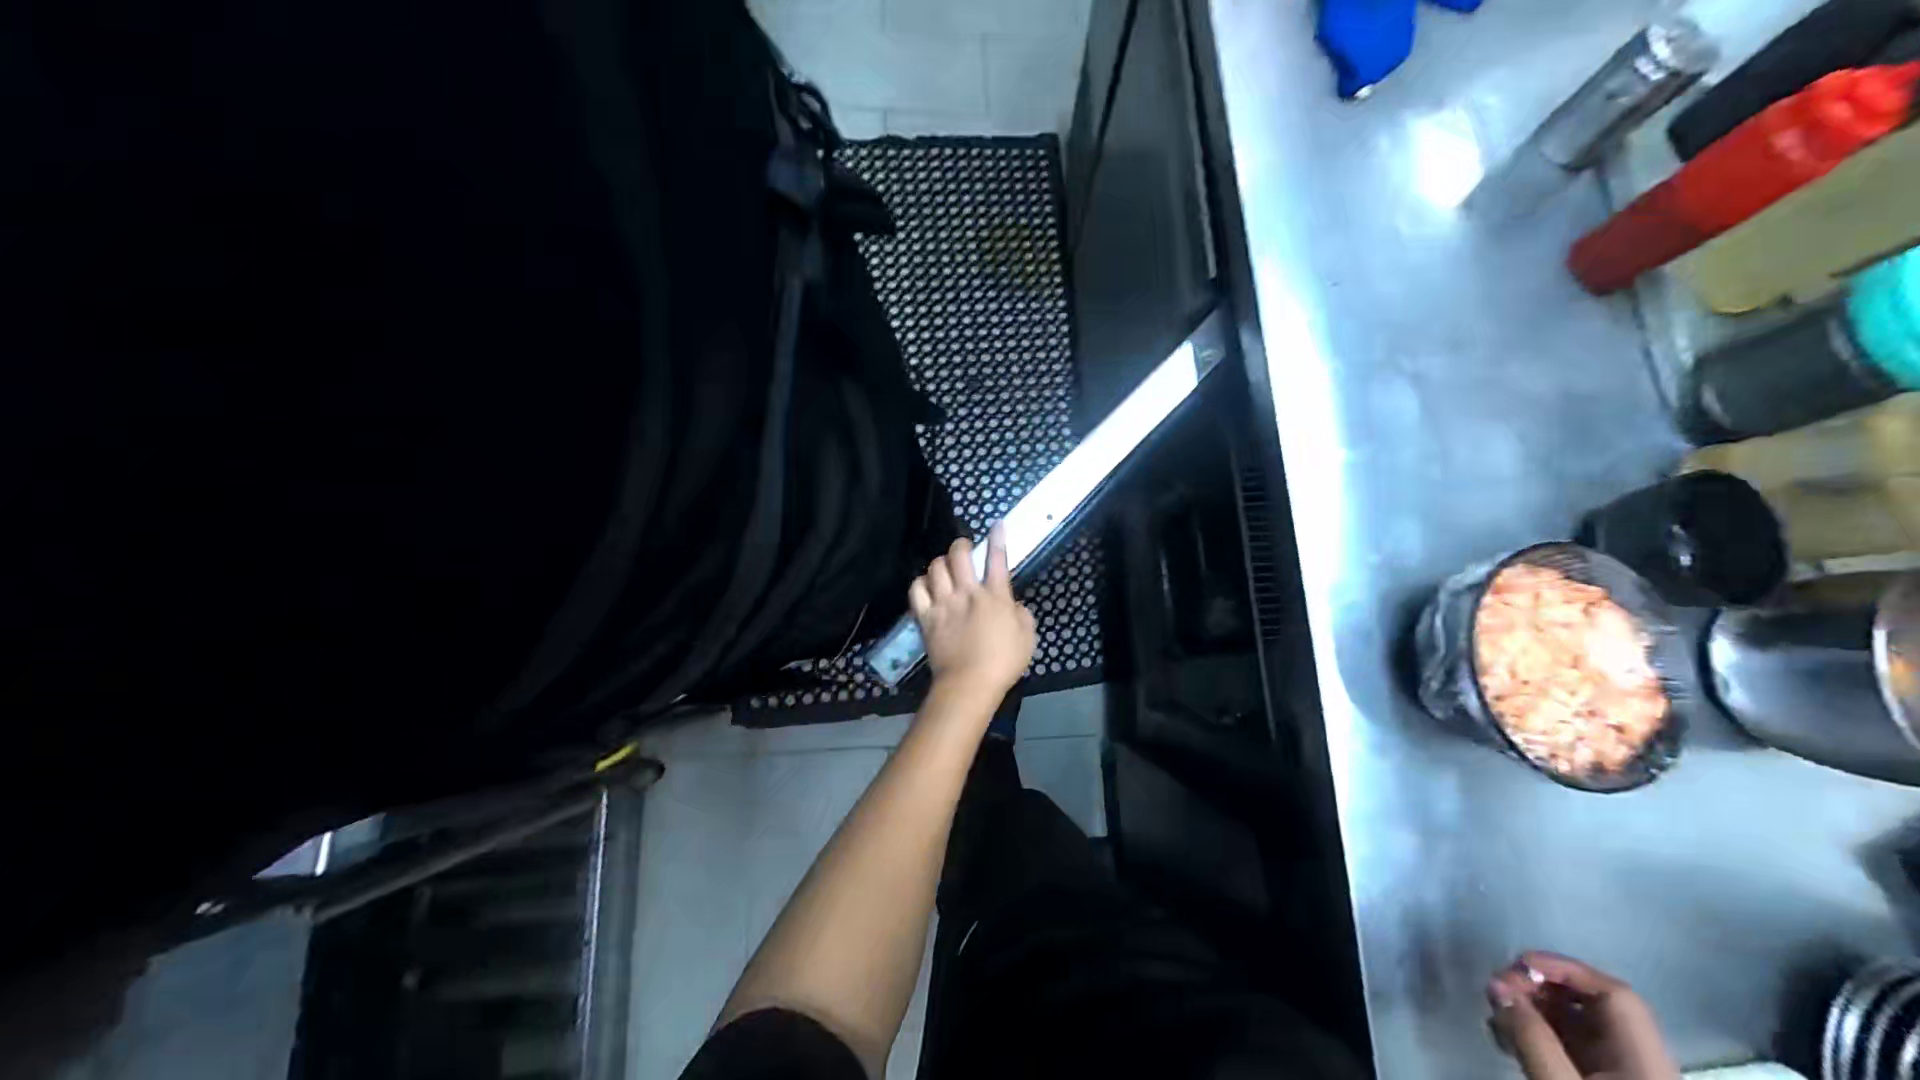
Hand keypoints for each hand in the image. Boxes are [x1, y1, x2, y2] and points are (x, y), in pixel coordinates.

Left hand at [908, 524, 1035, 700]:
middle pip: (959, 554)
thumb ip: (1022, 615)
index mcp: (996, 596)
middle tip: (964, 548)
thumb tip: (1013, 605)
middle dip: (961, 545)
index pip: (997, 559)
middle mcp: (968, 592)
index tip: (996, 525)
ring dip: (940, 562)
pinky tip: (926, 585)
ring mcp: (944, 603)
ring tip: (944, 567)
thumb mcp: (1027, 638)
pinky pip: (916, 590)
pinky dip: (920, 583)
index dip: (997, 539)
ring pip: (935, 567)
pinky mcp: (926, 617)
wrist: (969, 683)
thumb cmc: (1003, 663)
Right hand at [1488, 952, 1677, 1079]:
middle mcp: (1640, 1059)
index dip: (1566, 968)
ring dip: (1533, 1008)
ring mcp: (1622, 1073)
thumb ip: (1532, 1039)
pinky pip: (1571, 1044)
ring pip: (1577, 1022)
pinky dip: (1538, 1031)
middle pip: (1593, 1003)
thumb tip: (1497, 986)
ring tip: (1499, 1016)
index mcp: (1645, 1058)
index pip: (1615, 993)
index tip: (1518, 964)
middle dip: (1540, 987)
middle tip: (1500, 990)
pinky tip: (1511, 1038)